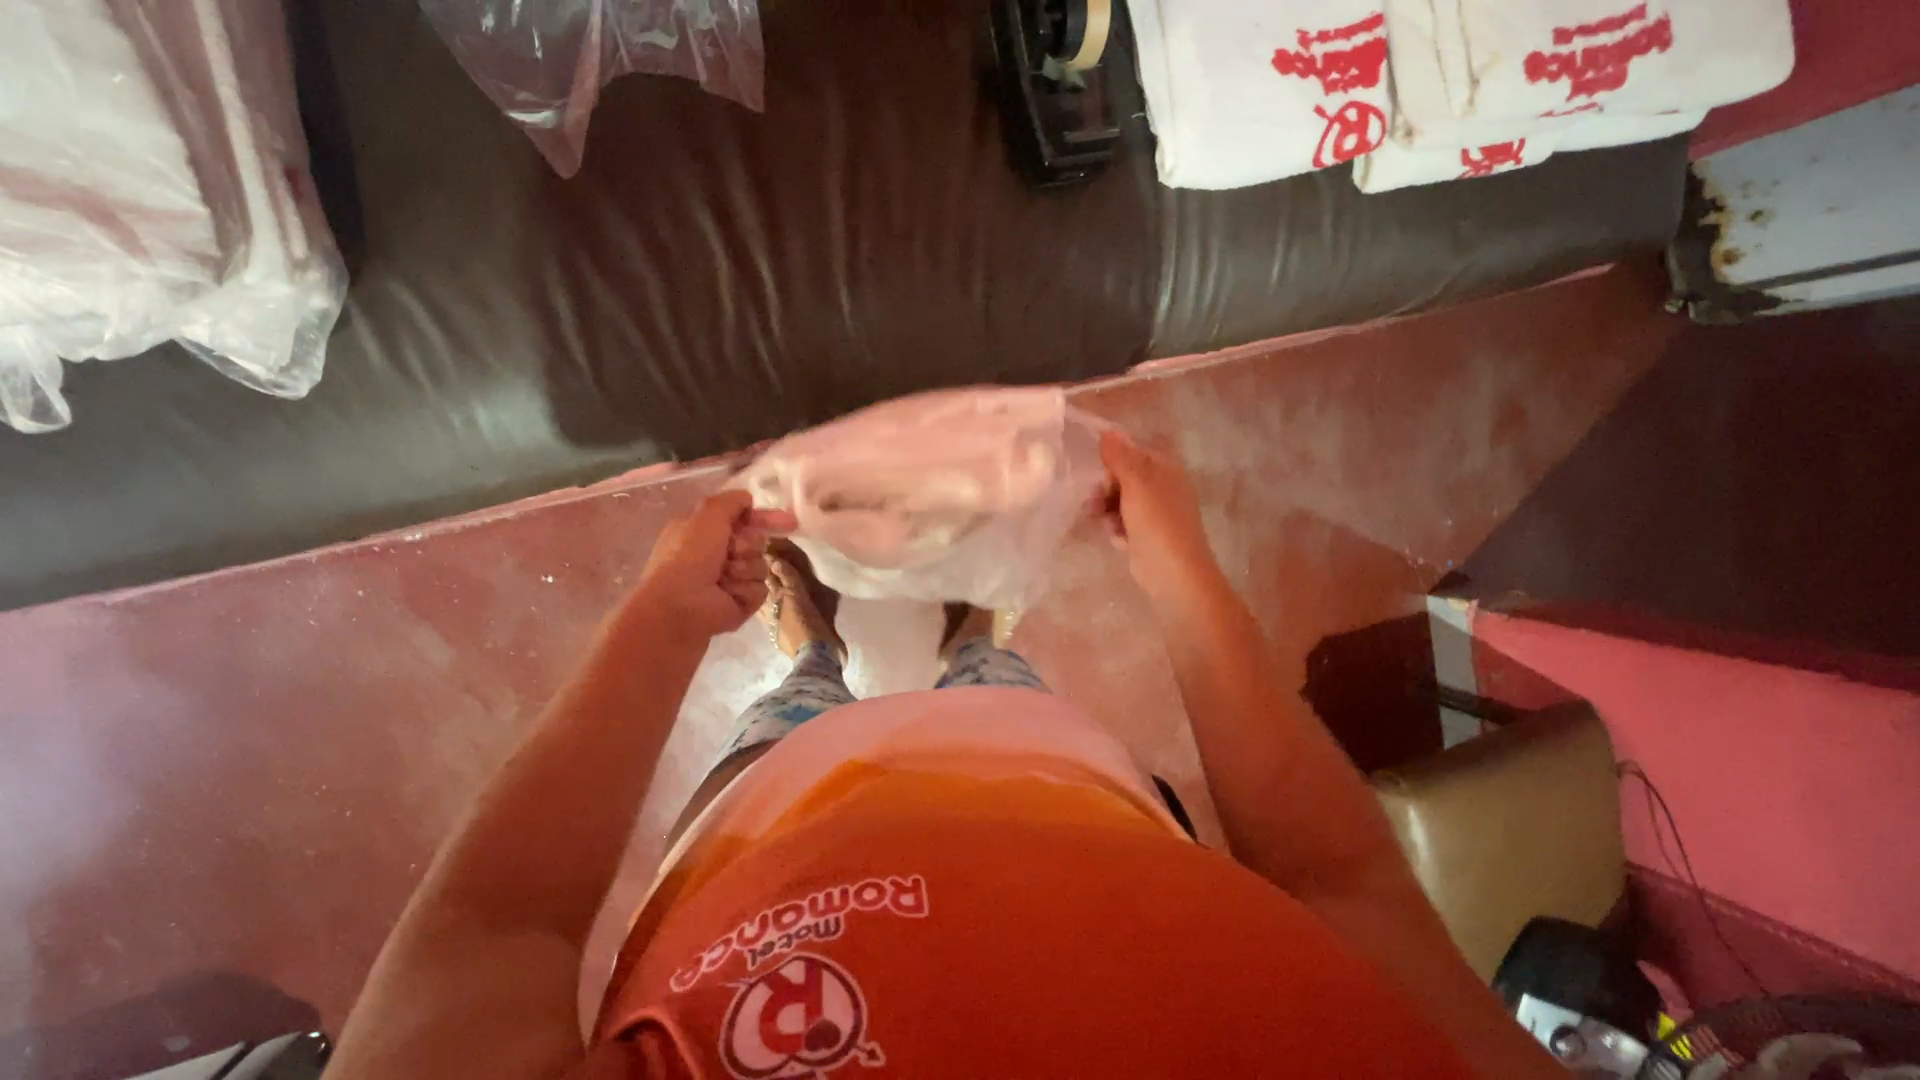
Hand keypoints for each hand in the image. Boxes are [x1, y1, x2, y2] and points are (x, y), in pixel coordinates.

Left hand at [633, 490, 796, 640]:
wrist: (681, 602)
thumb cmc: (689, 554)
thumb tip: (748, 500)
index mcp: (707, 531)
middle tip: (731, 551)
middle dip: (748, 545)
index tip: (789, 521)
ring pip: (761, 565)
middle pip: (757, 542)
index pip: (744, 520)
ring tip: (724, 577)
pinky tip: (728, 594)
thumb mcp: (707, 514)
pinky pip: (760, 589)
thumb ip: (731, 501)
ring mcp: (731, 579)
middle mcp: (719, 554)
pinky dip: (745, 589)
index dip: (765, 518)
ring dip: (745, 568)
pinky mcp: (741, 602)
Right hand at [1099, 430, 1226, 608]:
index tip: (1098, 477)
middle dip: (1106, 490)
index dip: (1111, 463)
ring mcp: (1156, 514)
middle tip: (1095, 504)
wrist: (1174, 575)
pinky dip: (1118, 531)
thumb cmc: (1157, 524)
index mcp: (1165, 469)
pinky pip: (1123, 524)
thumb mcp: (1136, 484)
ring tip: (1109, 526)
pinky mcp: (1147, 536)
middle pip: (1122, 478)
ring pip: (1119, 502)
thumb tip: (1108, 430)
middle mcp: (1163, 487)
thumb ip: (1120, 456)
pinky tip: (1119, 541)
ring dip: (1108, 512)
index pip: (1131, 453)